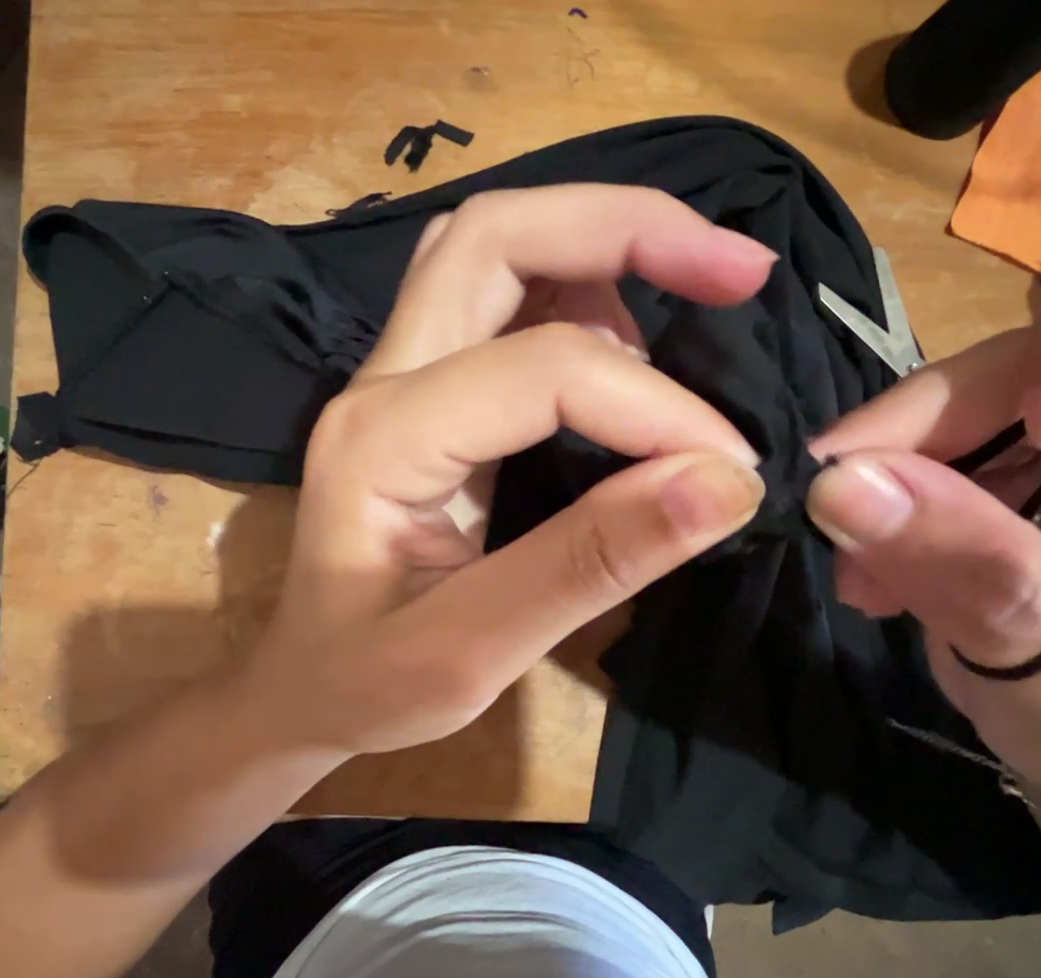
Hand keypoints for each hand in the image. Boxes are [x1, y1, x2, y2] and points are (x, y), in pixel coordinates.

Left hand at [237, 185, 775, 755]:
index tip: (735, 469)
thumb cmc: (364, 684)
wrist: (301, 687)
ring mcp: (394, 379)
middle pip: (492, 237)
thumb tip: (724, 483)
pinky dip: (575, 291)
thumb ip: (588, 565)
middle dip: (625, 227)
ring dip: (596, 247)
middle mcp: (381, 384)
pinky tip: (630, 341)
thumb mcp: (471, 652)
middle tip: (739, 270)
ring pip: (489, 250)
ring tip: (692, 295)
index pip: (541, 371)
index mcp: (381, 442)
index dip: (655, 408)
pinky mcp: (421, 395)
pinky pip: (496, 301)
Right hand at [809, 228, 1040, 867]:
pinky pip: (934, 436)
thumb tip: (840, 485)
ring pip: (980, 387)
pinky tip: (870, 566)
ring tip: (857, 560)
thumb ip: (976, 577)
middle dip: (946, 415)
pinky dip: (885, 488)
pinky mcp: (1027, 456)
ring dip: (897, 460)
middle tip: (848, 484)